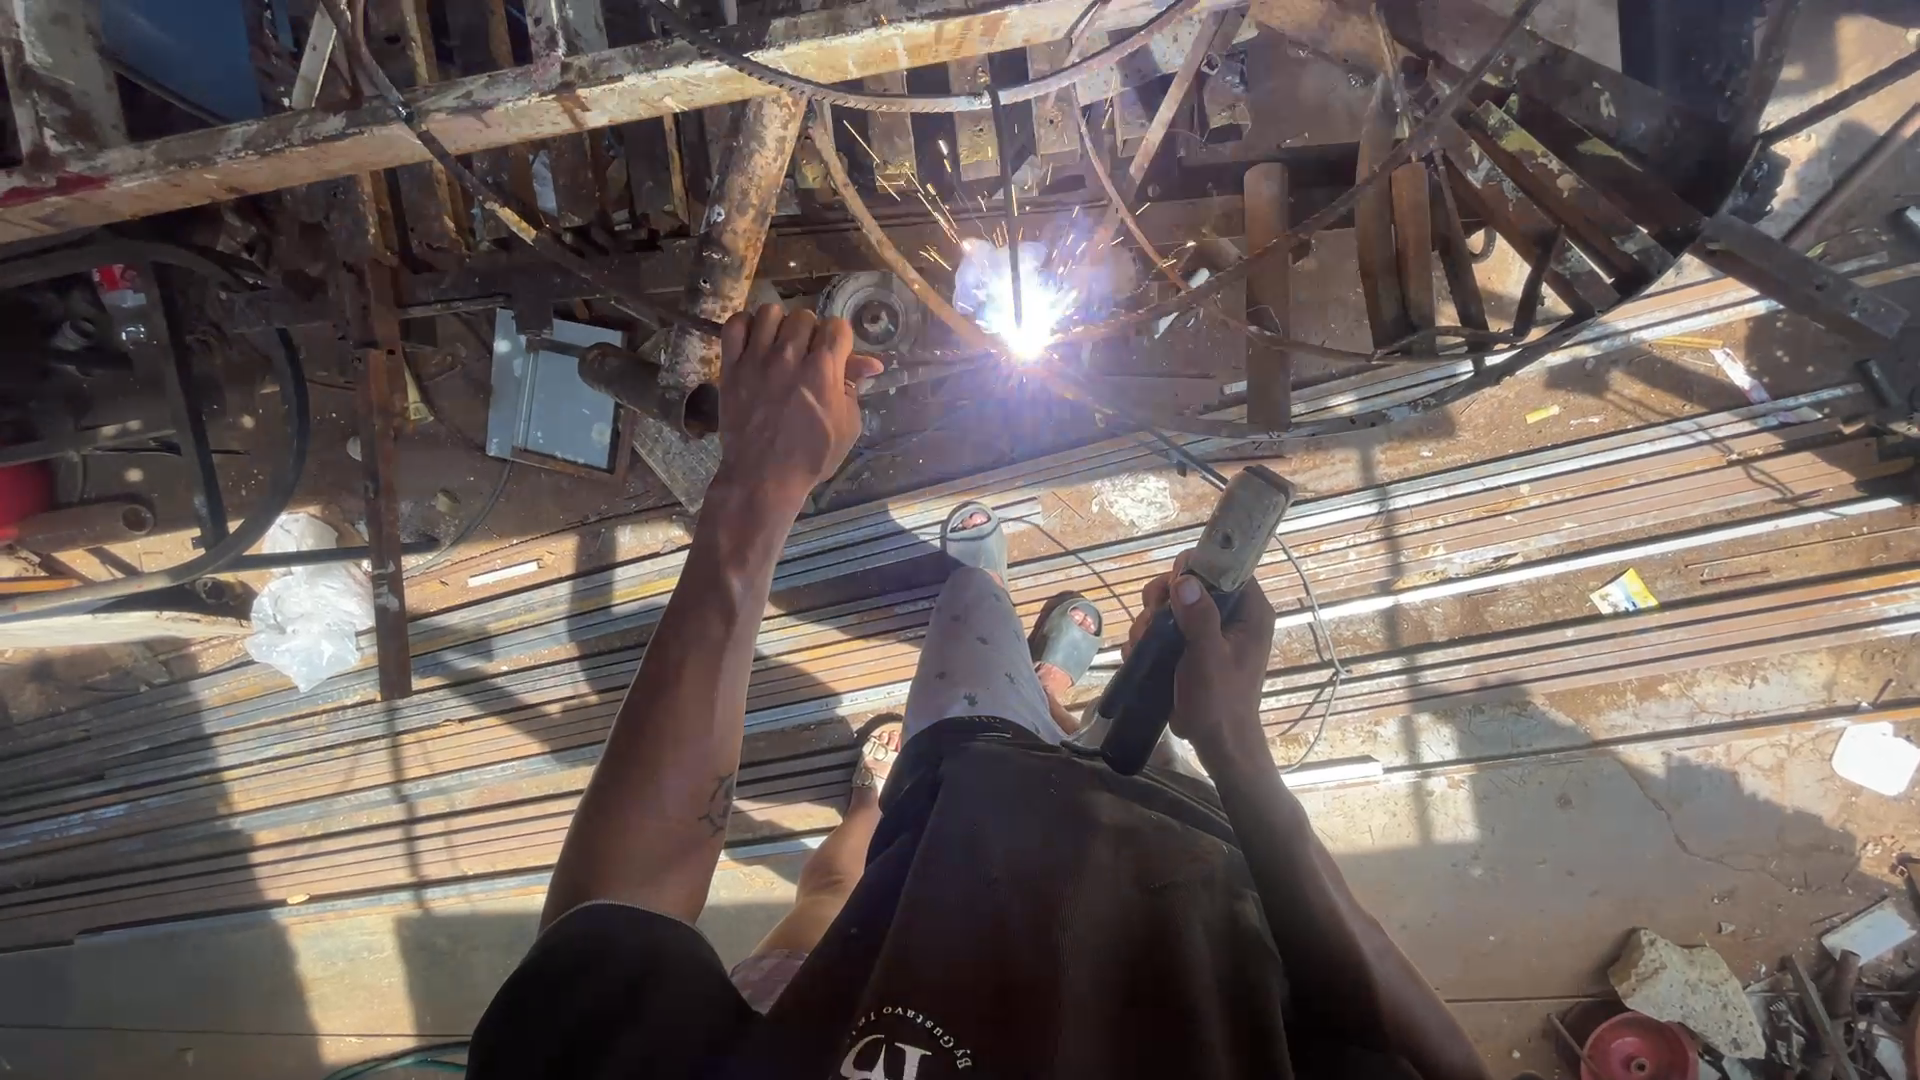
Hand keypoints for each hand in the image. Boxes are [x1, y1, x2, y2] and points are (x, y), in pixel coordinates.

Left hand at [715, 305, 883, 503]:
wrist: (764, 476)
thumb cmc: (812, 456)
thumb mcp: (847, 426)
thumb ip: (854, 388)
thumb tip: (870, 364)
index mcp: (824, 370)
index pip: (838, 326)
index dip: (841, 339)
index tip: (837, 355)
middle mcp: (791, 356)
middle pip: (805, 316)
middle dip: (812, 332)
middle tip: (810, 356)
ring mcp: (757, 359)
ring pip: (770, 312)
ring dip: (781, 324)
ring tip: (782, 344)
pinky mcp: (731, 367)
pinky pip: (735, 325)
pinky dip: (747, 326)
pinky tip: (755, 341)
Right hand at [1125, 552, 1275, 761]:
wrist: (1216, 742)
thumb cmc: (1220, 701)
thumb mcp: (1208, 657)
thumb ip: (1199, 617)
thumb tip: (1185, 579)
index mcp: (1250, 613)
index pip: (1228, 569)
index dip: (1199, 568)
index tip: (1174, 583)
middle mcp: (1232, 616)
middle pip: (1192, 583)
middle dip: (1164, 598)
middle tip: (1152, 615)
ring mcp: (1208, 631)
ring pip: (1172, 605)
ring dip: (1150, 621)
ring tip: (1143, 644)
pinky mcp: (1189, 646)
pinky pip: (1163, 627)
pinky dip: (1148, 637)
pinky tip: (1139, 654)